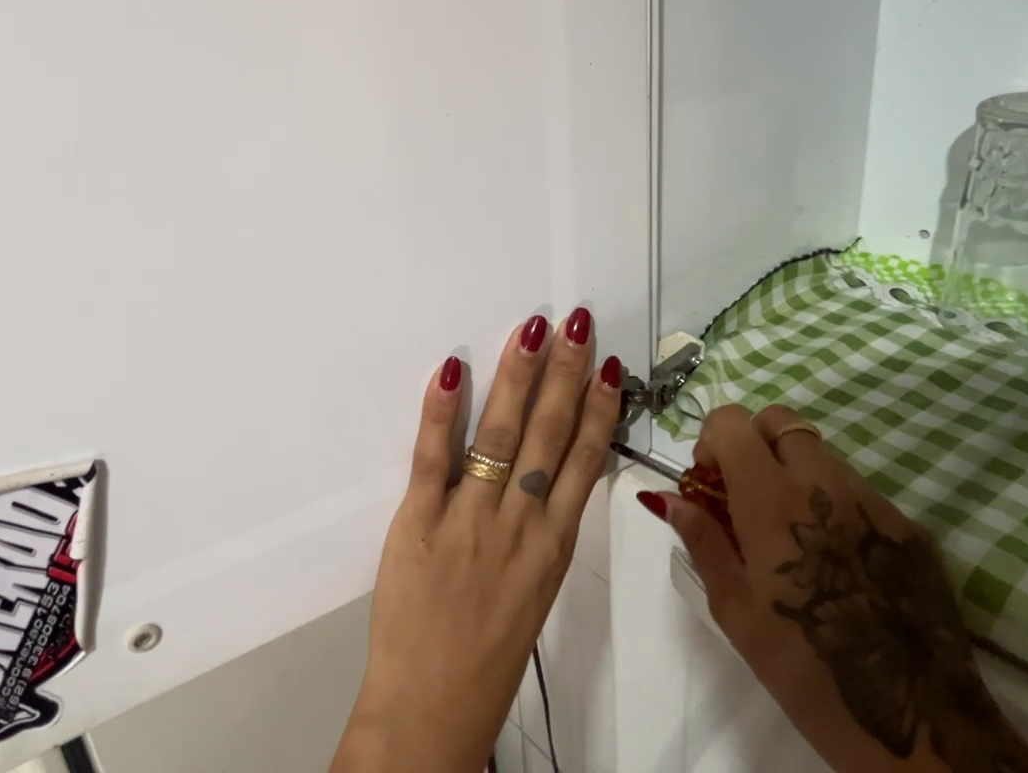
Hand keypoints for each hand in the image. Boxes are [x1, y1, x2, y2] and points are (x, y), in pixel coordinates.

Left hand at [332, 311, 622, 772]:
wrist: (435, 705)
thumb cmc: (489, 653)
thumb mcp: (536, 587)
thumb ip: (543, 526)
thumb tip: (552, 470)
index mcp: (553, 542)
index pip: (585, 459)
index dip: (599, 407)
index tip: (608, 364)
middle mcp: (521, 523)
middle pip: (550, 434)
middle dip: (565, 373)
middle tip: (575, 322)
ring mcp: (471, 520)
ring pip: (501, 435)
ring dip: (518, 378)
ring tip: (530, 330)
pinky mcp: (420, 522)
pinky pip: (433, 457)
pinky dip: (442, 410)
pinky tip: (453, 369)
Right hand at [643, 405, 1027, 772]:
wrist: (914, 718)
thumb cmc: (802, 664)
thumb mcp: (735, 607)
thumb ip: (702, 540)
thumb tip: (666, 498)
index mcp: (771, 498)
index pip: (733, 421)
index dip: (712, 440)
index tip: (709, 483)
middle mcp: (824, 482)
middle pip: (781, 420)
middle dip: (753, 440)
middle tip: (744, 493)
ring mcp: (874, 501)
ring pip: (822, 452)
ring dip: (793, 469)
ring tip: (789, 532)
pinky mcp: (908, 528)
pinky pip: (859, 489)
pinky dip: (832, 501)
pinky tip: (833, 559)